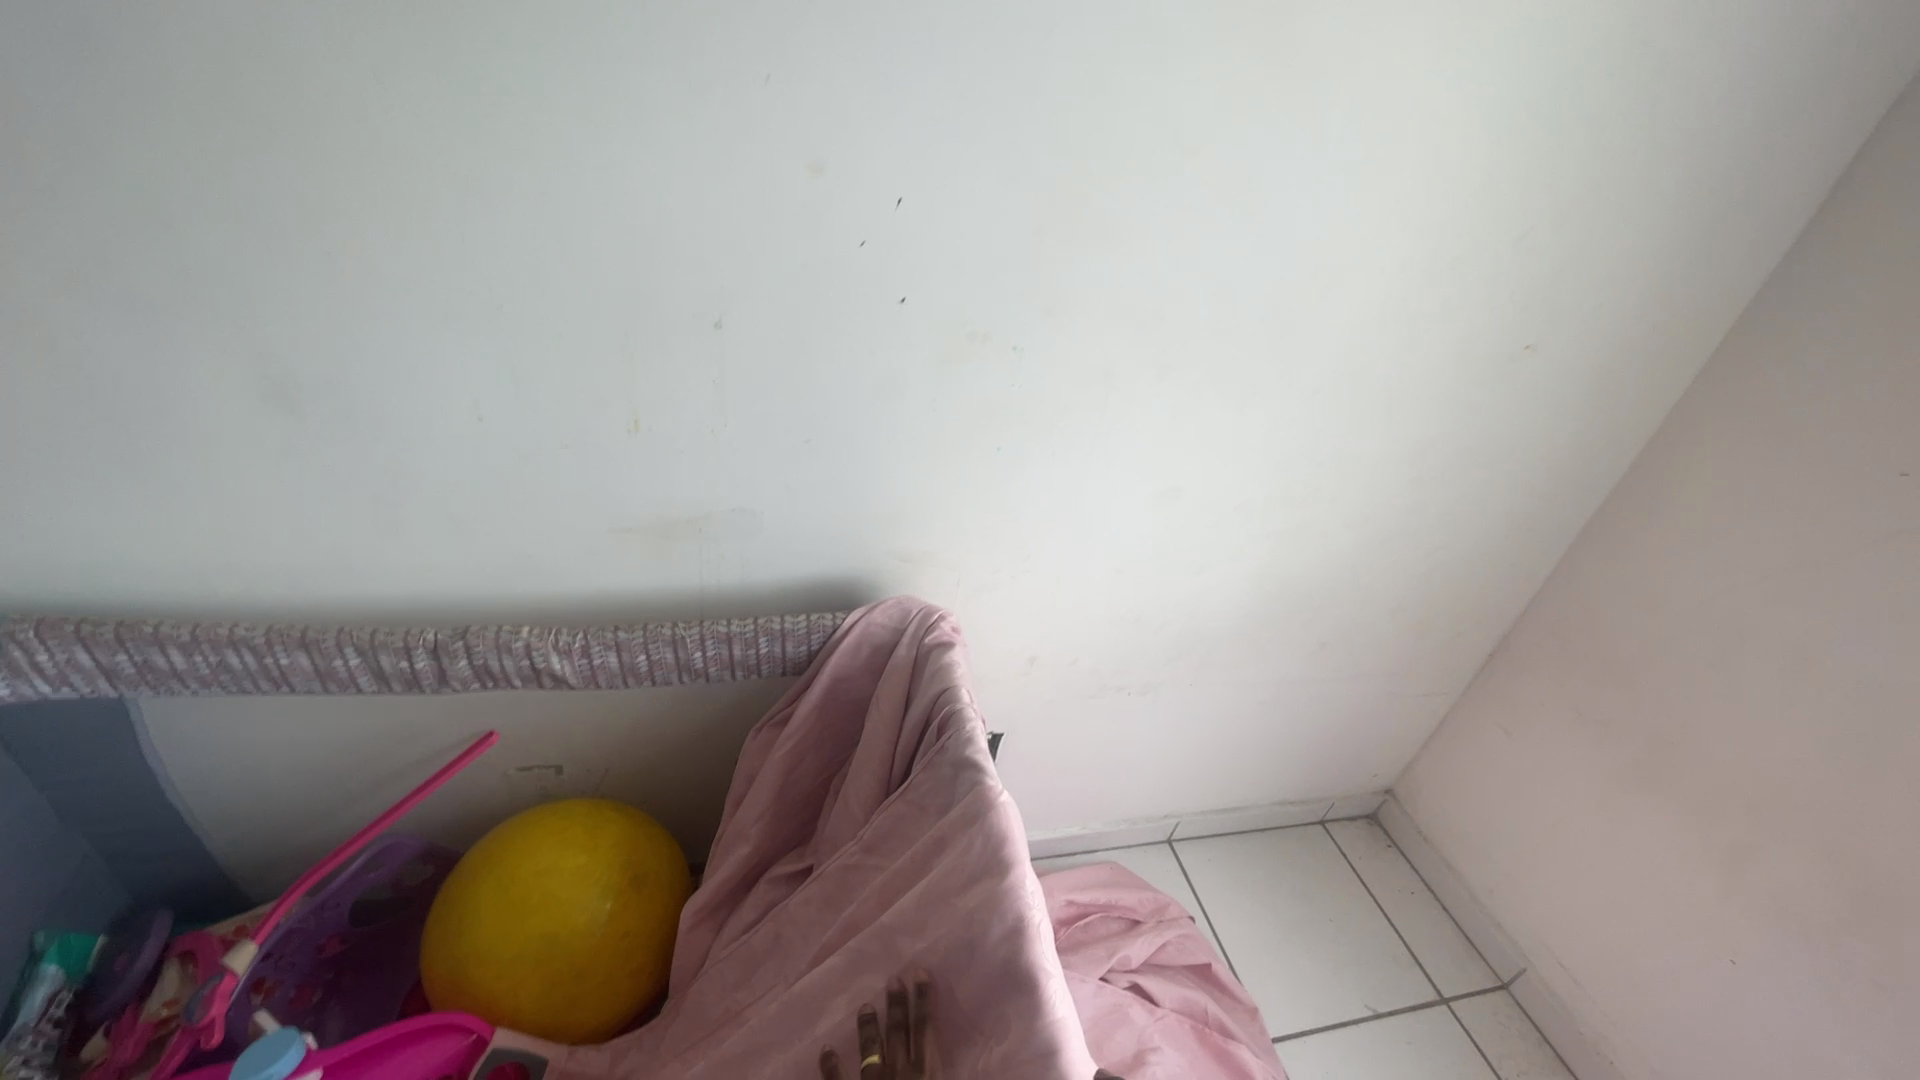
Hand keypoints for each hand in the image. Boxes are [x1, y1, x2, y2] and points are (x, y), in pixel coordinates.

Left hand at [820, 972, 931, 1079]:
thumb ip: (939, 1070)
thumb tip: (949, 1052)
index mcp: (924, 1070)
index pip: (925, 1028)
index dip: (923, 999)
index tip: (920, 972)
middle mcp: (897, 1069)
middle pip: (897, 1032)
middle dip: (896, 1005)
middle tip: (893, 979)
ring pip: (870, 1050)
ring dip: (868, 1027)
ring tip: (865, 1006)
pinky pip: (838, 1079)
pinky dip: (831, 1064)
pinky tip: (825, 1049)